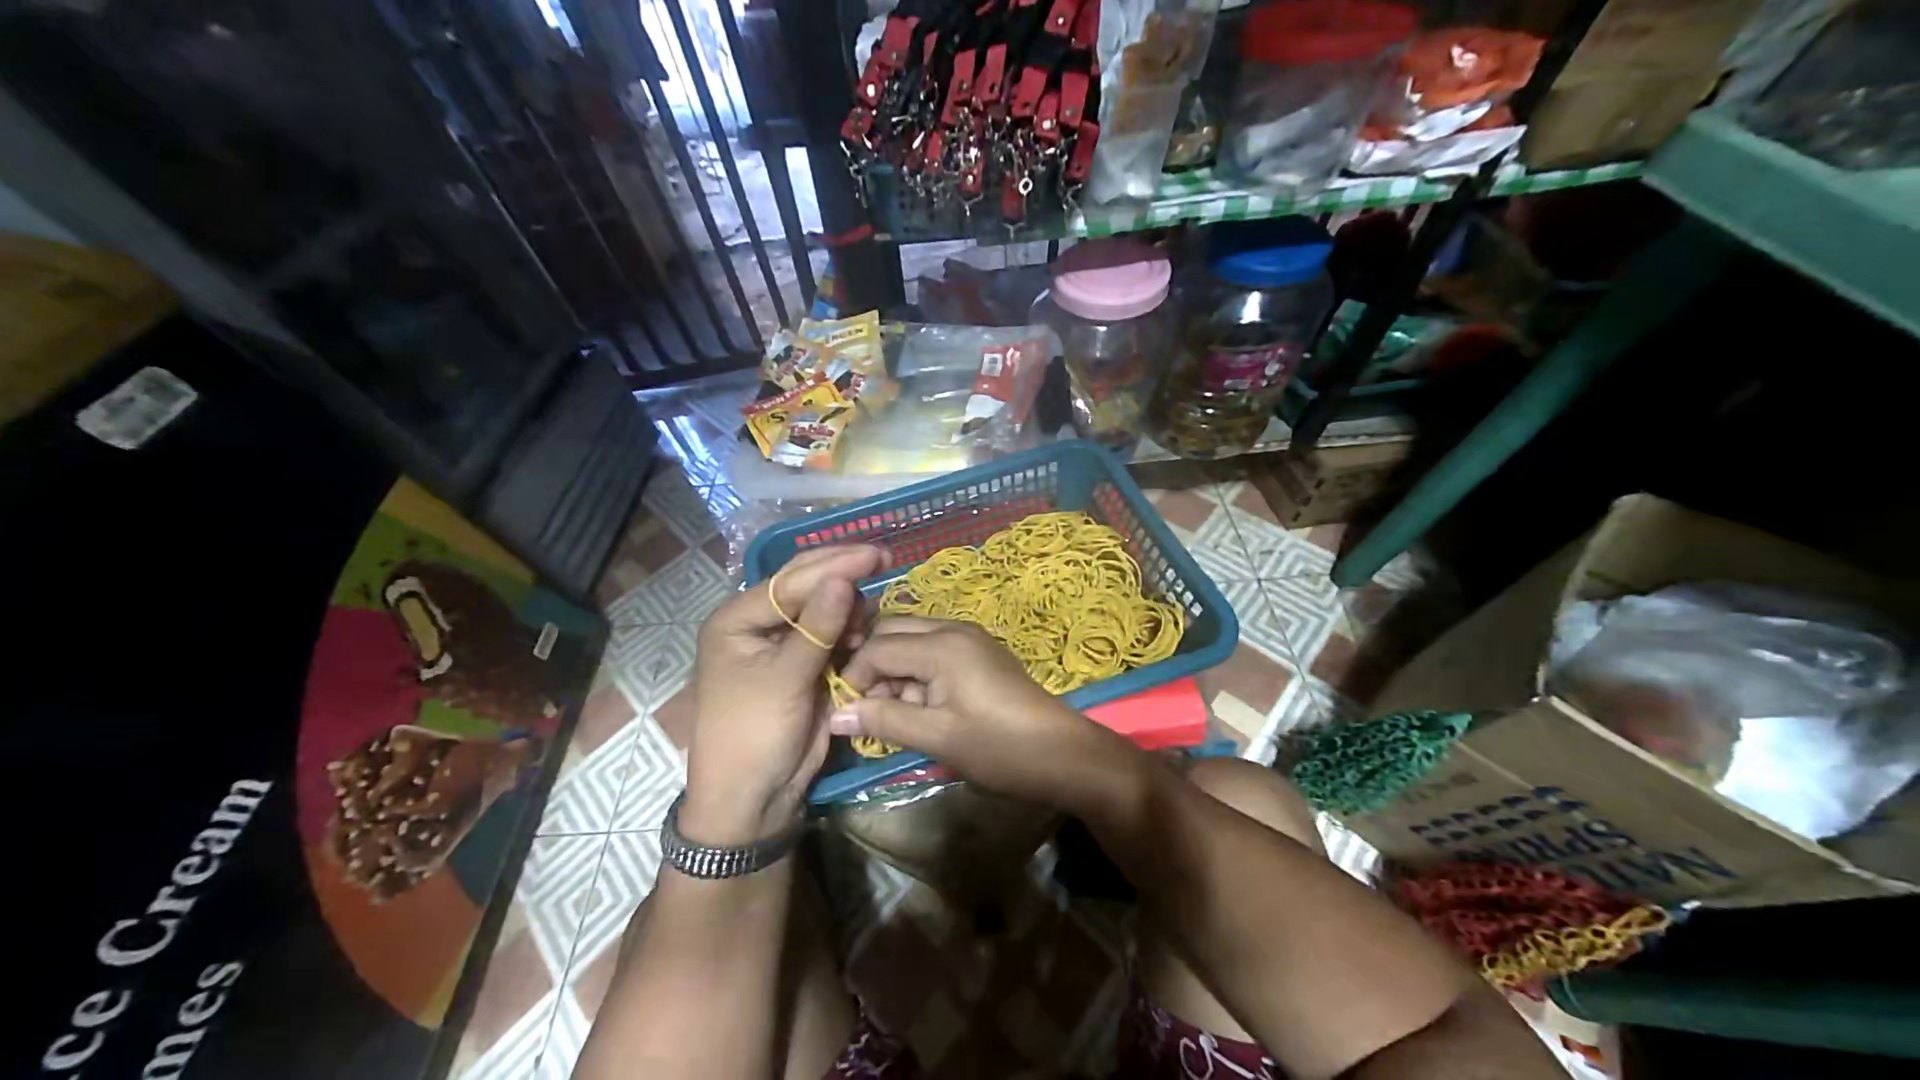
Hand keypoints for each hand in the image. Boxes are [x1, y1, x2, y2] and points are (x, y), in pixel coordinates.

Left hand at [681, 544, 886, 845]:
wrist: (752, 800)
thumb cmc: (752, 735)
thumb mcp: (783, 679)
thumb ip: (816, 627)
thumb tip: (844, 577)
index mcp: (737, 620)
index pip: (791, 581)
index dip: (834, 566)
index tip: (876, 555)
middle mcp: (759, 624)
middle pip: (805, 586)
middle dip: (843, 574)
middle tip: (885, 559)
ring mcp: (784, 645)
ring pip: (825, 610)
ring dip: (850, 609)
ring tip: (868, 622)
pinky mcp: (806, 666)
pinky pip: (834, 637)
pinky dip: (852, 633)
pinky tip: (866, 635)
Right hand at [834, 617, 1146, 814]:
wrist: (1066, 754)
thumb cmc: (1000, 748)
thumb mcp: (938, 738)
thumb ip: (885, 721)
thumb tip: (835, 715)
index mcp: (942, 645)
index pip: (876, 648)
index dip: (855, 679)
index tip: (848, 715)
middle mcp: (953, 628)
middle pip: (892, 632)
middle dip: (873, 668)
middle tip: (871, 711)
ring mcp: (970, 638)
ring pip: (912, 640)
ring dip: (895, 671)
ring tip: (898, 715)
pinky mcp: (980, 652)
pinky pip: (934, 650)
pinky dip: (917, 672)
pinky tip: (922, 707)